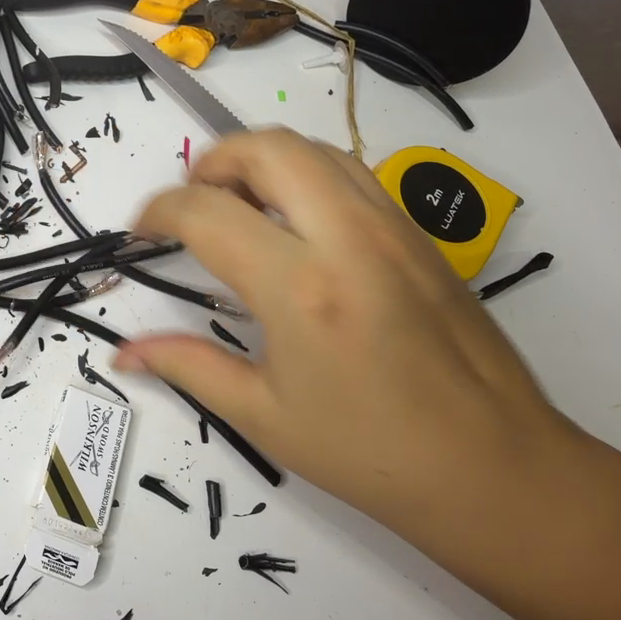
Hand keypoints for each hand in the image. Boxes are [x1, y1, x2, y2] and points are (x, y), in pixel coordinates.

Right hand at [122, 127, 577, 529]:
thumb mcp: (263, 416)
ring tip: (238, 205)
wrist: (498, 471)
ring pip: (315, 149)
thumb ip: (186, 367)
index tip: (141, 234)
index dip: (158, 212)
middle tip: (192, 204)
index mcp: (299, 288)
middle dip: (213, 162)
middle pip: (267, 148)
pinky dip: (305, 176)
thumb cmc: (371, 454)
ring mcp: (393, 229)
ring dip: (262, 161)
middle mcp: (348, 238)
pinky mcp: (421, 237)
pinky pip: (352, 174)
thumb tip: (122, 352)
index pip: (206, 212)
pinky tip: (295, 226)